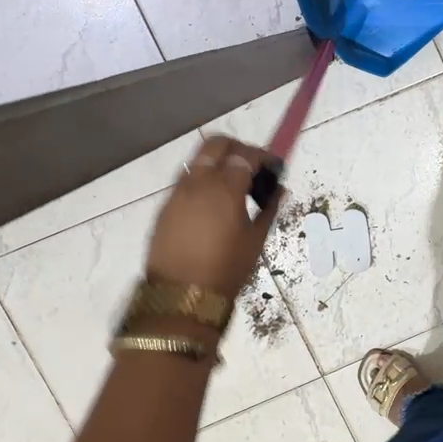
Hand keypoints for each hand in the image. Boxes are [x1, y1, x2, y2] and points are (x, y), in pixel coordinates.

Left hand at [146, 135, 275, 298]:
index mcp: (225, 188)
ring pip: (198, 161)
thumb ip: (269, 208)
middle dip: (237, 148)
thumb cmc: (226, 268)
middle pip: (216, 144)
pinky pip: (185, 182)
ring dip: (217, 163)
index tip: (273, 167)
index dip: (263, 156)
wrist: (179, 297)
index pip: (246, 154)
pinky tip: (212, 205)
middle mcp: (198, 183)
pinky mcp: (164, 207)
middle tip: (251, 166)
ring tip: (231, 185)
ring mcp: (177, 193)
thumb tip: (278, 190)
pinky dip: (202, 182)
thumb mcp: (256, 238)